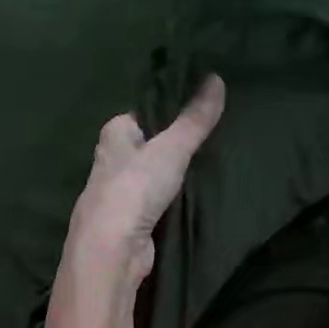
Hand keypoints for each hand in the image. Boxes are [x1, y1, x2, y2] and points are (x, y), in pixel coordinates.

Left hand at [63, 75, 226, 285]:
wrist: (113, 250)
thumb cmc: (135, 188)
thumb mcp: (172, 147)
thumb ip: (195, 119)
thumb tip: (217, 78)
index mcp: (113, 135)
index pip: (142, 114)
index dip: (168, 112)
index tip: (201, 111)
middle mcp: (111, 162)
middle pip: (149, 147)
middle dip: (174, 146)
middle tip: (214, 139)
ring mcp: (119, 196)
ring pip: (153, 178)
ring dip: (175, 177)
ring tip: (212, 167)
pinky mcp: (130, 224)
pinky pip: (156, 205)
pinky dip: (172, 203)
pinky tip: (195, 200)